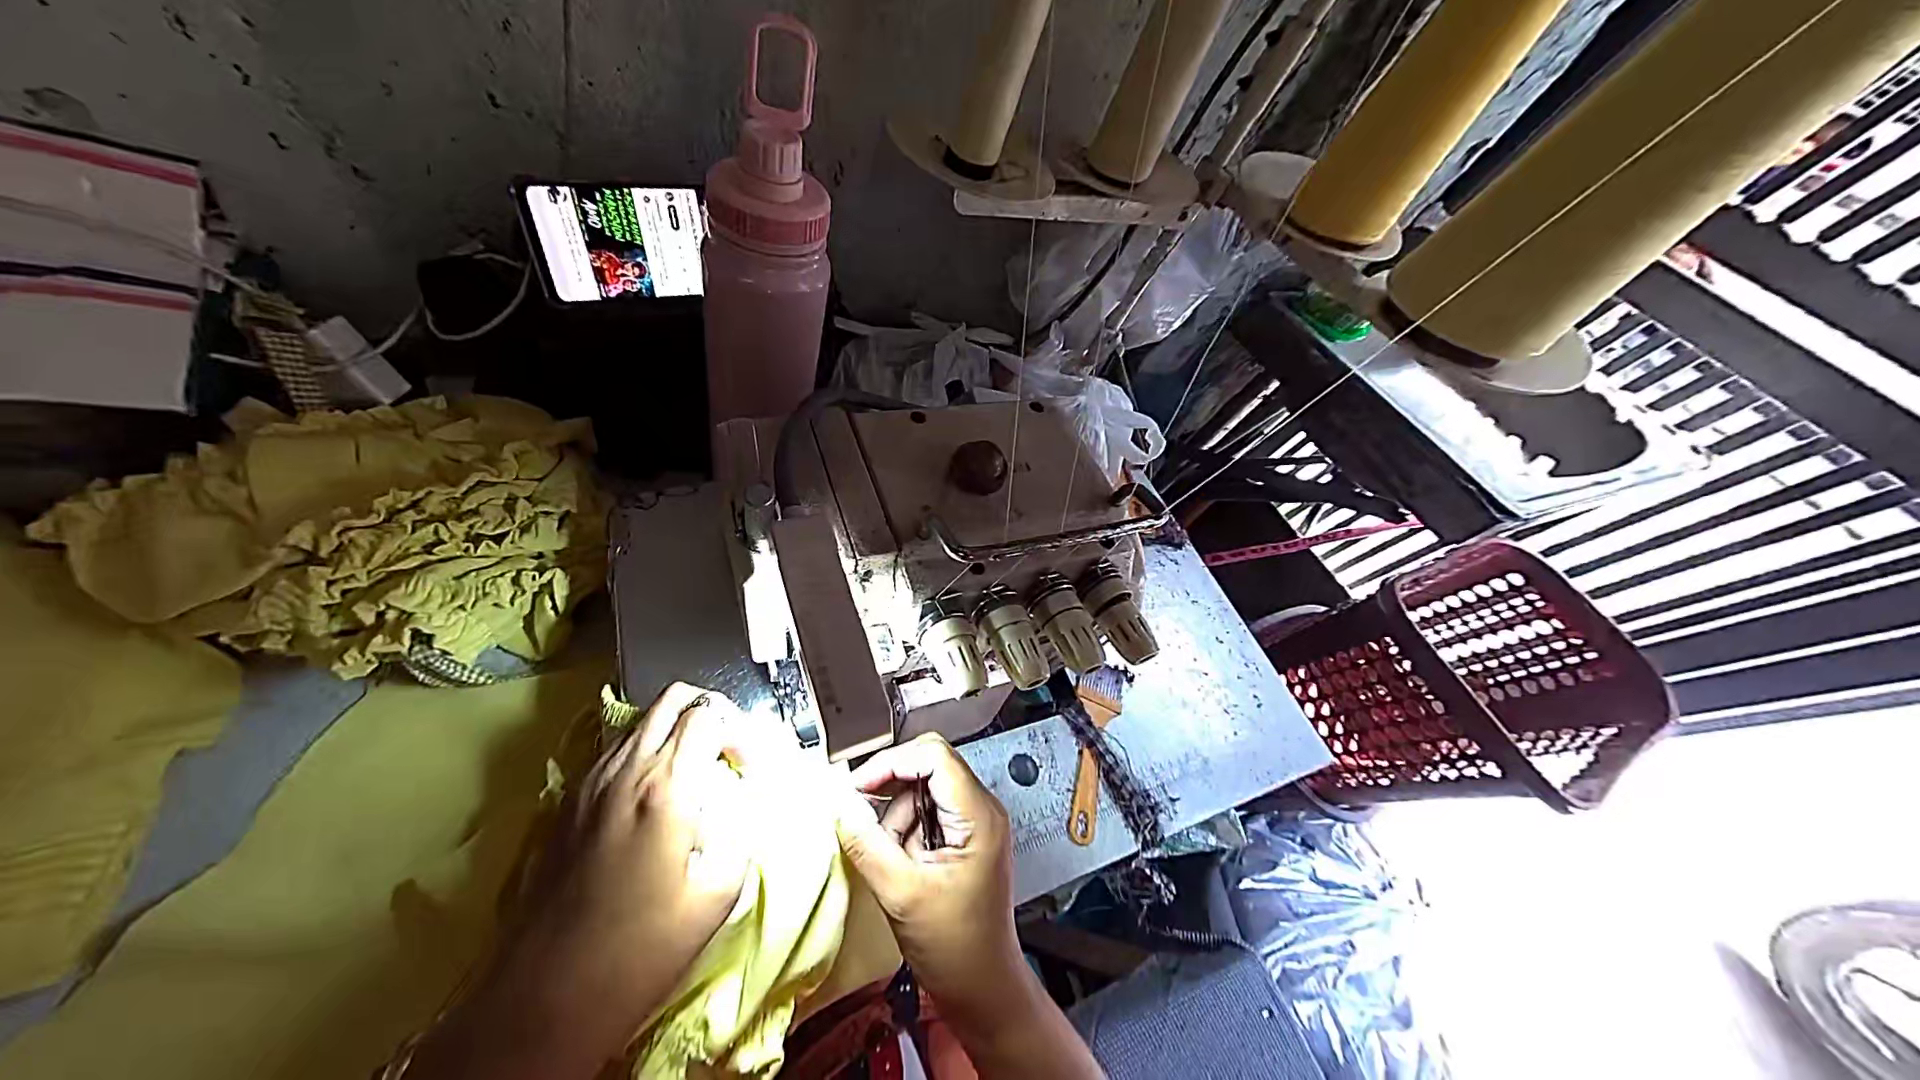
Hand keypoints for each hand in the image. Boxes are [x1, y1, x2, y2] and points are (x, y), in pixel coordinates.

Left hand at [410, 684, 752, 1079]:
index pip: (709, 715)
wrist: (545, 997)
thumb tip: (746, 809)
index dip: (740, 731)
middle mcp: (625, 770)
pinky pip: (614, 750)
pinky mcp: (567, 803)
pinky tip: (655, 794)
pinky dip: (644, 751)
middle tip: (725, 751)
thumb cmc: (639, 951)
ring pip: (640, 720)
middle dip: (709, 712)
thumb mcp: (715, 896)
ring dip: (674, 730)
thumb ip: (741, 836)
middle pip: (672, 700)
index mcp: (666, 787)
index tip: (748, 769)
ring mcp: (589, 783)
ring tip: (694, 772)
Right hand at [834, 736, 1101, 1078]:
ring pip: (921, 788)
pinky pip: (923, 812)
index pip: (933, 755)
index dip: (891, 762)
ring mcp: (972, 821)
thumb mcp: (902, 894)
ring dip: (895, 816)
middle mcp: (980, 809)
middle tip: (863, 817)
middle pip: (927, 765)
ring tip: (894, 860)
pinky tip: (902, 862)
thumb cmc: (957, 949)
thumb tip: (840, 807)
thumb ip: (867, 844)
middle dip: (890, 789)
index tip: (858, 786)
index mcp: (978, 815)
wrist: (981, 987)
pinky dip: (903, 830)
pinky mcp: (961, 836)